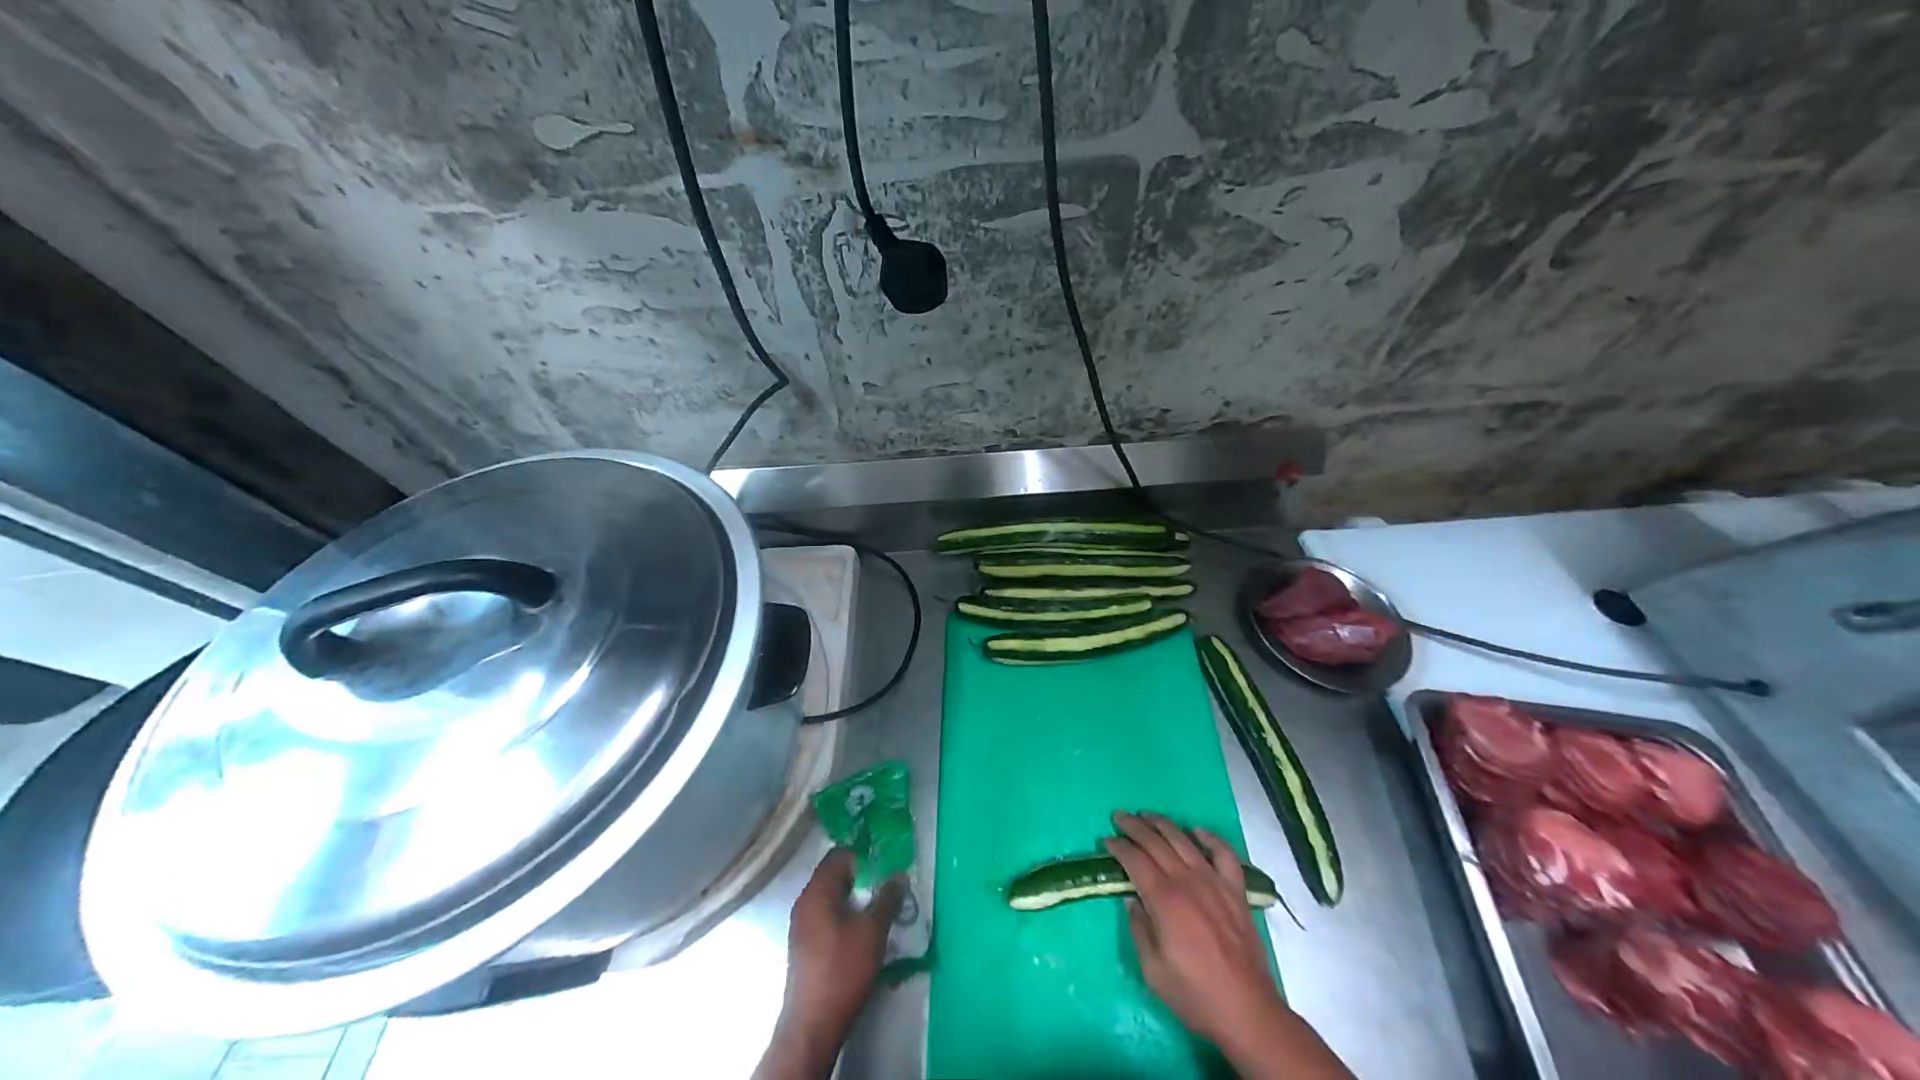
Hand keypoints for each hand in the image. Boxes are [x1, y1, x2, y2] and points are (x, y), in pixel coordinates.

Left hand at [754, 849, 903, 1079]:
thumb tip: (898, 874)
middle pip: (835, 877)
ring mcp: (803, 927)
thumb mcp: (873, 930)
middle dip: (863, 879)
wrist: (812, 1024)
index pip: (838, 855)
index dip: (863, 854)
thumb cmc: (843, 968)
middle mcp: (805, 904)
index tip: (887, 861)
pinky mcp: (806, 948)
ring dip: (857, 901)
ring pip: (833, 901)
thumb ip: (887, 898)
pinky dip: (847, 919)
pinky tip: (865, 934)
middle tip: (890, 885)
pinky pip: (829, 920)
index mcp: (817, 892)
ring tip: (883, 910)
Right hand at [1107, 812, 1352, 1079]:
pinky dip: (1211, 838)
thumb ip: (1139, 928)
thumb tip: (1132, 900)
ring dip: (1164, 824)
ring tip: (1148, 815)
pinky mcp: (1236, 892)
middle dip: (1135, 827)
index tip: (1107, 839)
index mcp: (1165, 900)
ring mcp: (1215, 883)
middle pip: (1157, 843)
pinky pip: (1225, 854)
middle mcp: (1188, 882)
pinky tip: (1198, 831)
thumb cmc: (1194, 994)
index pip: (1136, 860)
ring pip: (1185, 841)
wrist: (1247, 1011)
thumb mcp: (1152, 969)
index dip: (1119, 846)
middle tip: (1119, 816)